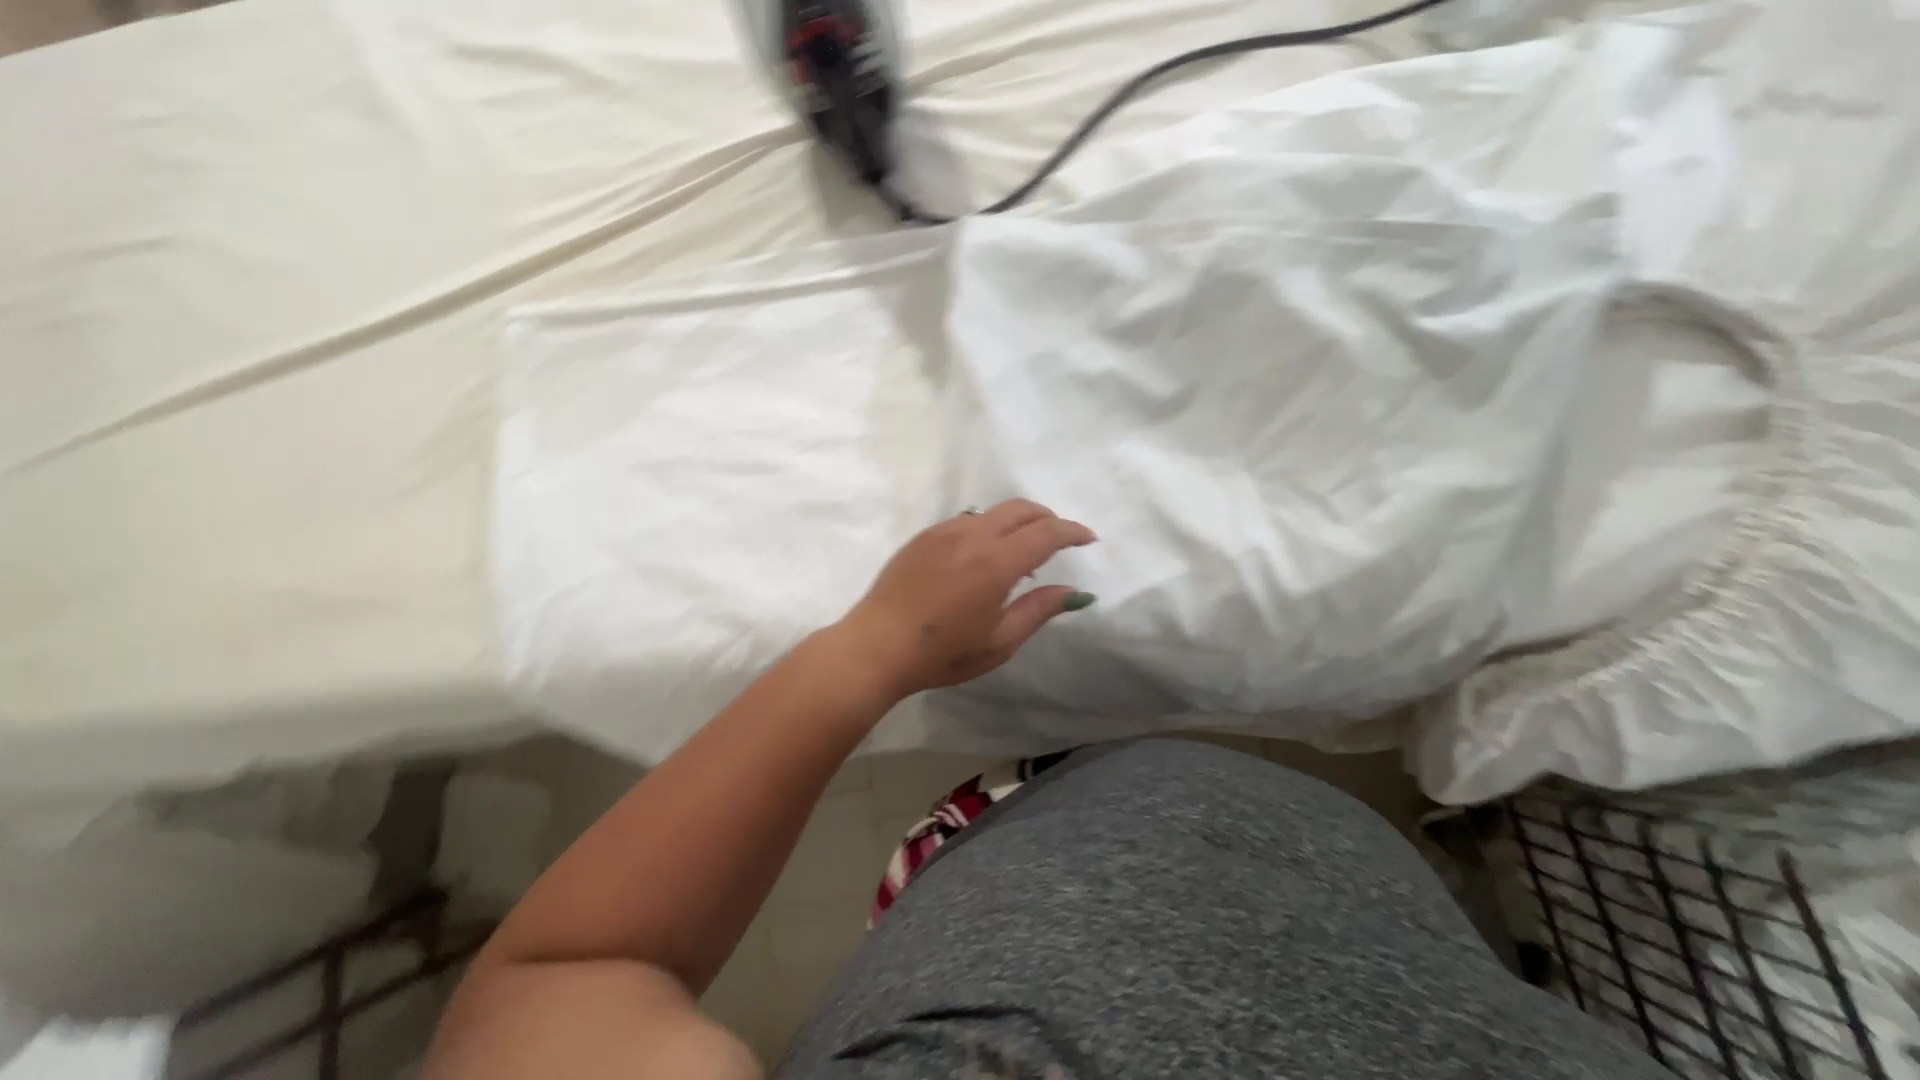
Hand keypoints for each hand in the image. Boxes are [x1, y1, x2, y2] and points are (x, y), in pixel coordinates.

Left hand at [837, 499, 1097, 698]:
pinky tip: (982, 559)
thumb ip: (1039, 610)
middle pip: (1020, 509)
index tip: (1088, 538)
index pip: (1046, 533)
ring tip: (1020, 555)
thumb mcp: (1000, 642)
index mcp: (996, 562)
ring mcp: (943, 532)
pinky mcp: (922, 537)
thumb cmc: (942, 654)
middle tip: (1060, 538)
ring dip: (1016, 522)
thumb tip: (1074, 592)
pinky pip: (966, 521)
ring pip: (991, 512)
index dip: (1072, 532)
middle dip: (1047, 518)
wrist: (876, 647)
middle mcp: (971, 536)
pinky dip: (987, 529)